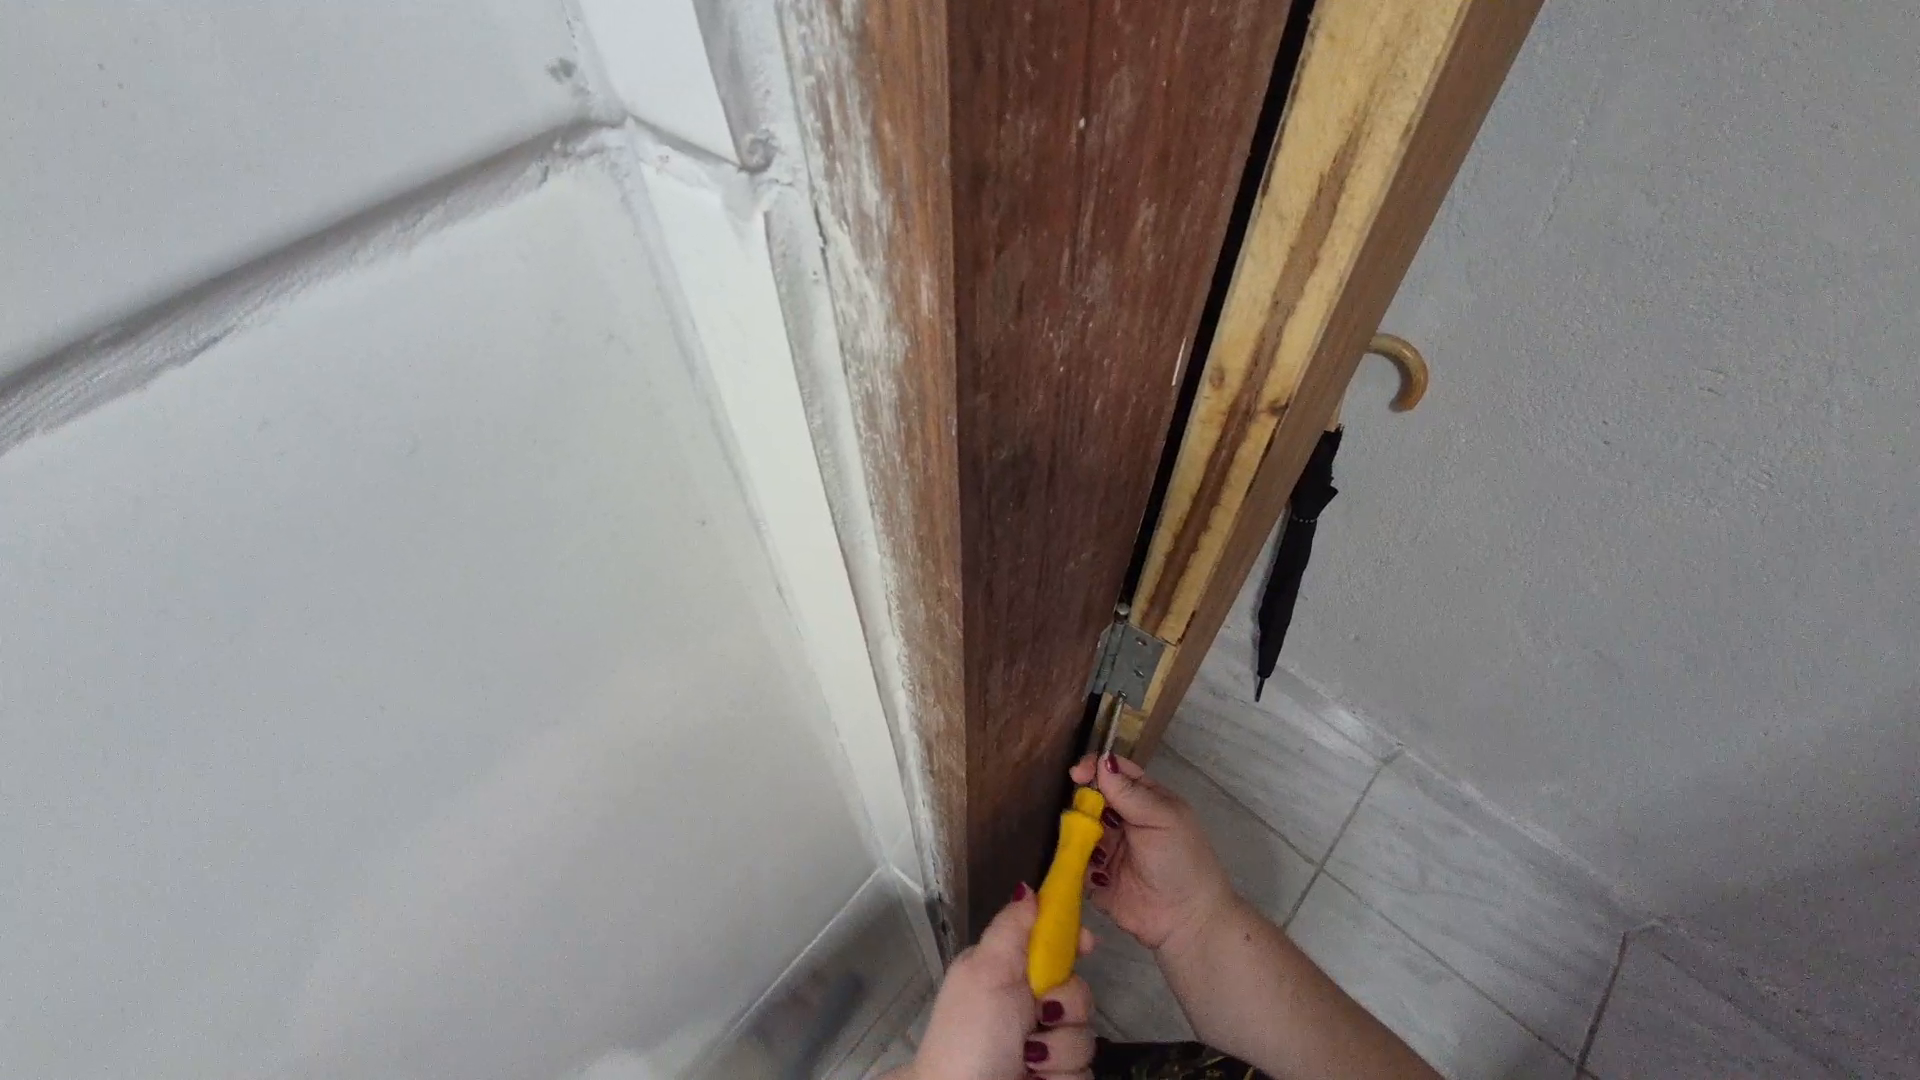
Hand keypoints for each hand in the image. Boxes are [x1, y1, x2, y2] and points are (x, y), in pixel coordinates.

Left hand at [891, 889, 1097, 1079]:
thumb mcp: (984, 970)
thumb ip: (1011, 928)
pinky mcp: (1059, 1079)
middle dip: (1066, 1003)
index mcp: (1008, 973)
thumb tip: (1030, 888)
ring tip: (1030, 1061)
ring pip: (1086, 1034)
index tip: (1087, 944)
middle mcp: (1029, 1007)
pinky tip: (1037, 1079)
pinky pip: (1084, 1071)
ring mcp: (1046, 1048)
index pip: (1052, 945)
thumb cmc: (970, 1034)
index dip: (1074, 941)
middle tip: (1040, 1014)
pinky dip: (1061, 1076)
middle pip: (1079, 989)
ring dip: (1061, 1048)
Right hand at [1072, 753, 1235, 953]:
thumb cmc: (1181, 861)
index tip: (1078, 774)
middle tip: (1082, 812)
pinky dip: (1068, 857)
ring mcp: (1106, 848)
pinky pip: (1072, 860)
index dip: (1096, 769)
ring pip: (1079, 828)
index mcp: (1144, 801)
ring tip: (1083, 841)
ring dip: (1075, 830)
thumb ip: (1129, 793)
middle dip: (1082, 801)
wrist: (1186, 921)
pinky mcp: (1093, 877)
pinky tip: (1072, 860)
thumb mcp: (1161, 819)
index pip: (1115, 774)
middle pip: (1091, 799)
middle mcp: (1122, 821)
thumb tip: (1103, 761)